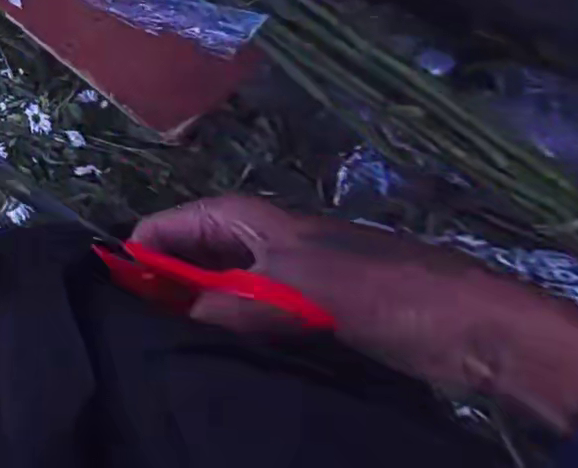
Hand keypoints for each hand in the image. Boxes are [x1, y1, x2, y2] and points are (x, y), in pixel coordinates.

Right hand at [132, 195, 577, 434]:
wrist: (462, 323)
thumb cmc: (371, 286)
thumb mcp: (290, 290)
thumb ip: (225, 302)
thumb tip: (170, 319)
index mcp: (237, 216)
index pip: (164, 226)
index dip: (137, 255)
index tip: (115, 298)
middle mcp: (245, 239)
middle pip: (182, 257)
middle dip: (158, 288)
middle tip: (134, 333)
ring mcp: (270, 274)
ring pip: (209, 290)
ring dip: (189, 314)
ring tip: (162, 352)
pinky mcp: (293, 308)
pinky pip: (239, 316)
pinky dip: (220, 333)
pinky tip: (207, 361)